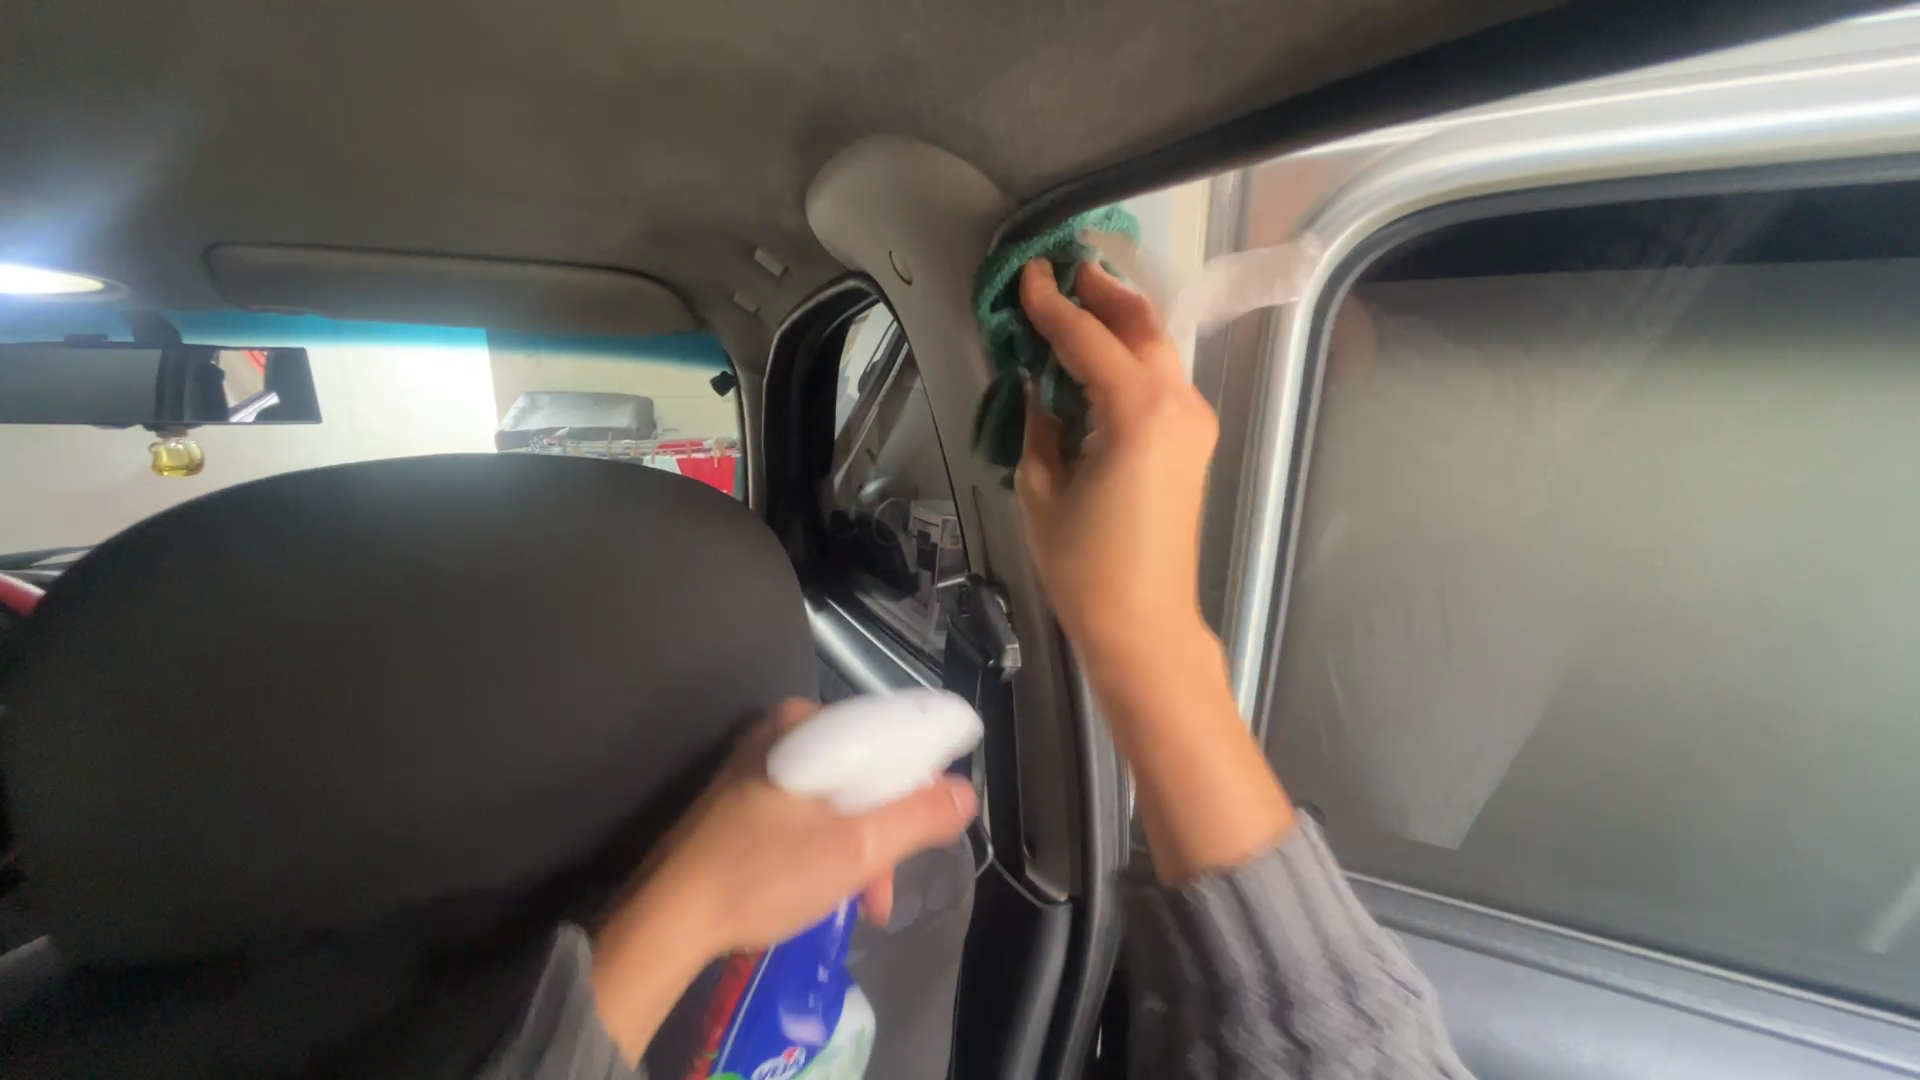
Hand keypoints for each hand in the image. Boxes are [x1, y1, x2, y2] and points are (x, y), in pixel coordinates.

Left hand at [590, 700, 977, 1060]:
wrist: (664, 921)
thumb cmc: (764, 873)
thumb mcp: (856, 848)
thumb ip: (919, 816)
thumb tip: (967, 792)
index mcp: (807, 722)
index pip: (889, 735)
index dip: (918, 782)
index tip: (926, 829)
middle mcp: (781, 731)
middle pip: (862, 769)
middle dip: (884, 828)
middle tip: (886, 885)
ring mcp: (756, 764)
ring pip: (834, 795)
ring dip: (857, 845)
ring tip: (863, 902)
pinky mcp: (739, 798)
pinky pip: (804, 809)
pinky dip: (825, 844)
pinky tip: (827, 888)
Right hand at [1017, 259, 1293, 884]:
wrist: (1144, 622)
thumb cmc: (1084, 566)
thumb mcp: (1041, 487)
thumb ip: (1039, 420)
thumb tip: (1038, 382)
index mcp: (1136, 412)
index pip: (1088, 337)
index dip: (1052, 304)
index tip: (1026, 274)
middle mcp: (1177, 403)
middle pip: (1140, 324)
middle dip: (1100, 292)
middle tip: (1060, 270)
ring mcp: (1194, 421)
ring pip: (1156, 347)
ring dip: (1118, 320)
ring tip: (1076, 302)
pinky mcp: (1193, 441)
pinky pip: (1161, 379)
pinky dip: (1130, 357)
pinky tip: (1098, 357)